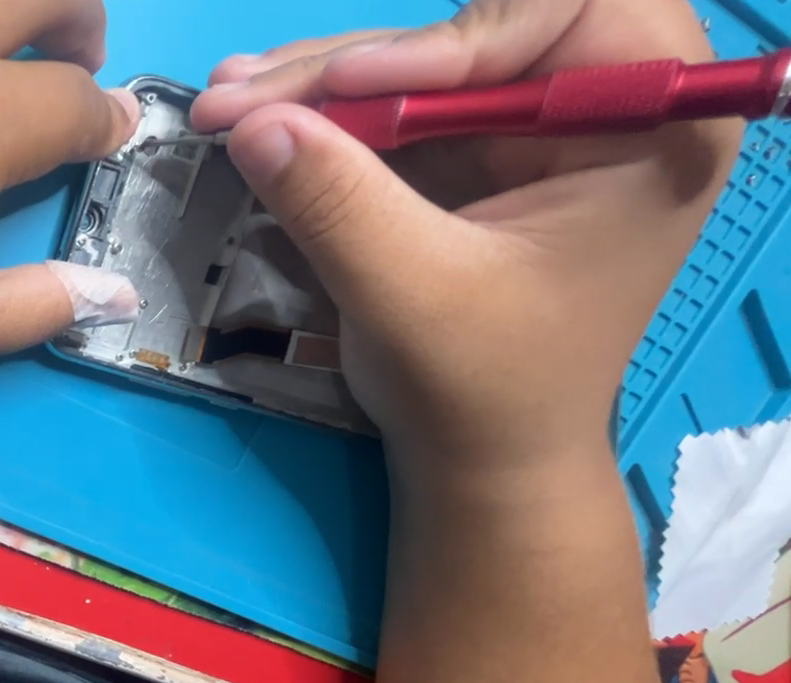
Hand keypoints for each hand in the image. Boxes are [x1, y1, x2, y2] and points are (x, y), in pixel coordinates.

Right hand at [190, 0, 739, 485]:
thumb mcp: (407, 292)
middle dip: (342, 70)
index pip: (548, 26)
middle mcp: (592, 109)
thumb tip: (251, 126)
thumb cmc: (474, 383)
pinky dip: (321, 127)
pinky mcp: (464, 171)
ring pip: (414, 81)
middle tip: (234, 92)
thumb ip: (337, 204)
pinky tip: (258, 122)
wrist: (475, 455)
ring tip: (224, 102)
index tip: (333, 86)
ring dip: (314, 91)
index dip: (434, 48)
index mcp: (644, 122)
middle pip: (464, 45)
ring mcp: (520, 140)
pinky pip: (391, 128)